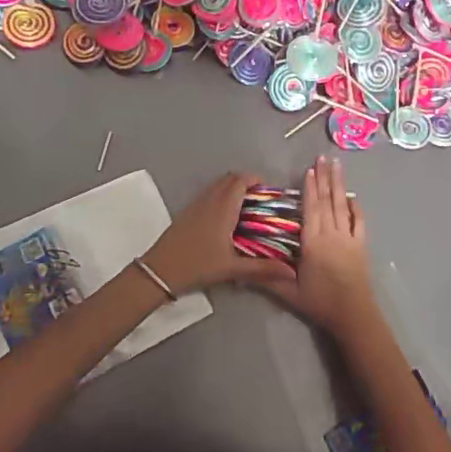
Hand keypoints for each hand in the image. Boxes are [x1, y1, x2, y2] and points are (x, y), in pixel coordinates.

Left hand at [141, 172, 296, 294]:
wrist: (160, 271)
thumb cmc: (198, 266)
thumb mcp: (232, 268)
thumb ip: (263, 269)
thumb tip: (291, 272)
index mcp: (222, 208)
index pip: (240, 180)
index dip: (256, 180)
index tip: (268, 192)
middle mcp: (208, 200)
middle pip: (229, 179)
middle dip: (246, 183)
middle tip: (260, 200)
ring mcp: (195, 205)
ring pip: (216, 185)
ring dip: (232, 188)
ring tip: (245, 208)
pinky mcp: (186, 212)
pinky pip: (207, 194)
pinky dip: (220, 196)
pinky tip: (225, 218)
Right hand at [260, 156, 378, 331]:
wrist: (354, 315)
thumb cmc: (319, 302)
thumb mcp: (289, 292)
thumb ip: (267, 277)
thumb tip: (241, 272)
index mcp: (314, 242)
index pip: (311, 209)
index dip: (309, 188)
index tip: (308, 169)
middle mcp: (333, 235)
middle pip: (328, 201)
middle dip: (325, 177)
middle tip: (324, 157)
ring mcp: (350, 239)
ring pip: (343, 206)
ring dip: (340, 184)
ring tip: (338, 165)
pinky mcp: (361, 247)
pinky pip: (359, 222)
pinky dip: (356, 208)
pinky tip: (353, 197)